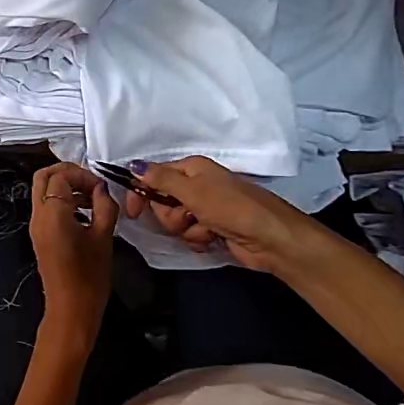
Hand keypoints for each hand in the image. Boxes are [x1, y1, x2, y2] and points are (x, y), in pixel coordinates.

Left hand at [28, 163, 117, 353]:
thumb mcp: (103, 238)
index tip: (102, 188)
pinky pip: (45, 207)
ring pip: (42, 191)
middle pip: (43, 177)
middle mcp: (37, 215)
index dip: (82, 175)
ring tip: (92, 200)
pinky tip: (84, 214)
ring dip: (64, 187)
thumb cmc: (90, 276)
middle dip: (67, 173)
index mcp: (52, 214)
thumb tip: (102, 188)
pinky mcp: (38, 235)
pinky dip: (61, 201)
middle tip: (91, 183)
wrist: (71, 309)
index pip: (60, 176)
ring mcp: (35, 226)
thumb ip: (104, 206)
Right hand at [122, 156, 307, 273]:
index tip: (133, 211)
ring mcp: (204, 208)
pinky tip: (214, 238)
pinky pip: (188, 235)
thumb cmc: (232, 208)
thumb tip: (132, 165)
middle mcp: (196, 185)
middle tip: (189, 216)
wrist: (271, 238)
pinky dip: (198, 239)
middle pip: (161, 202)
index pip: (152, 176)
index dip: (140, 193)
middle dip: (171, 215)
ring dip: (187, 230)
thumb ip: (160, 179)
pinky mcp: (211, 228)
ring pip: (174, 222)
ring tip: (207, 229)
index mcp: (191, 168)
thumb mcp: (193, 190)